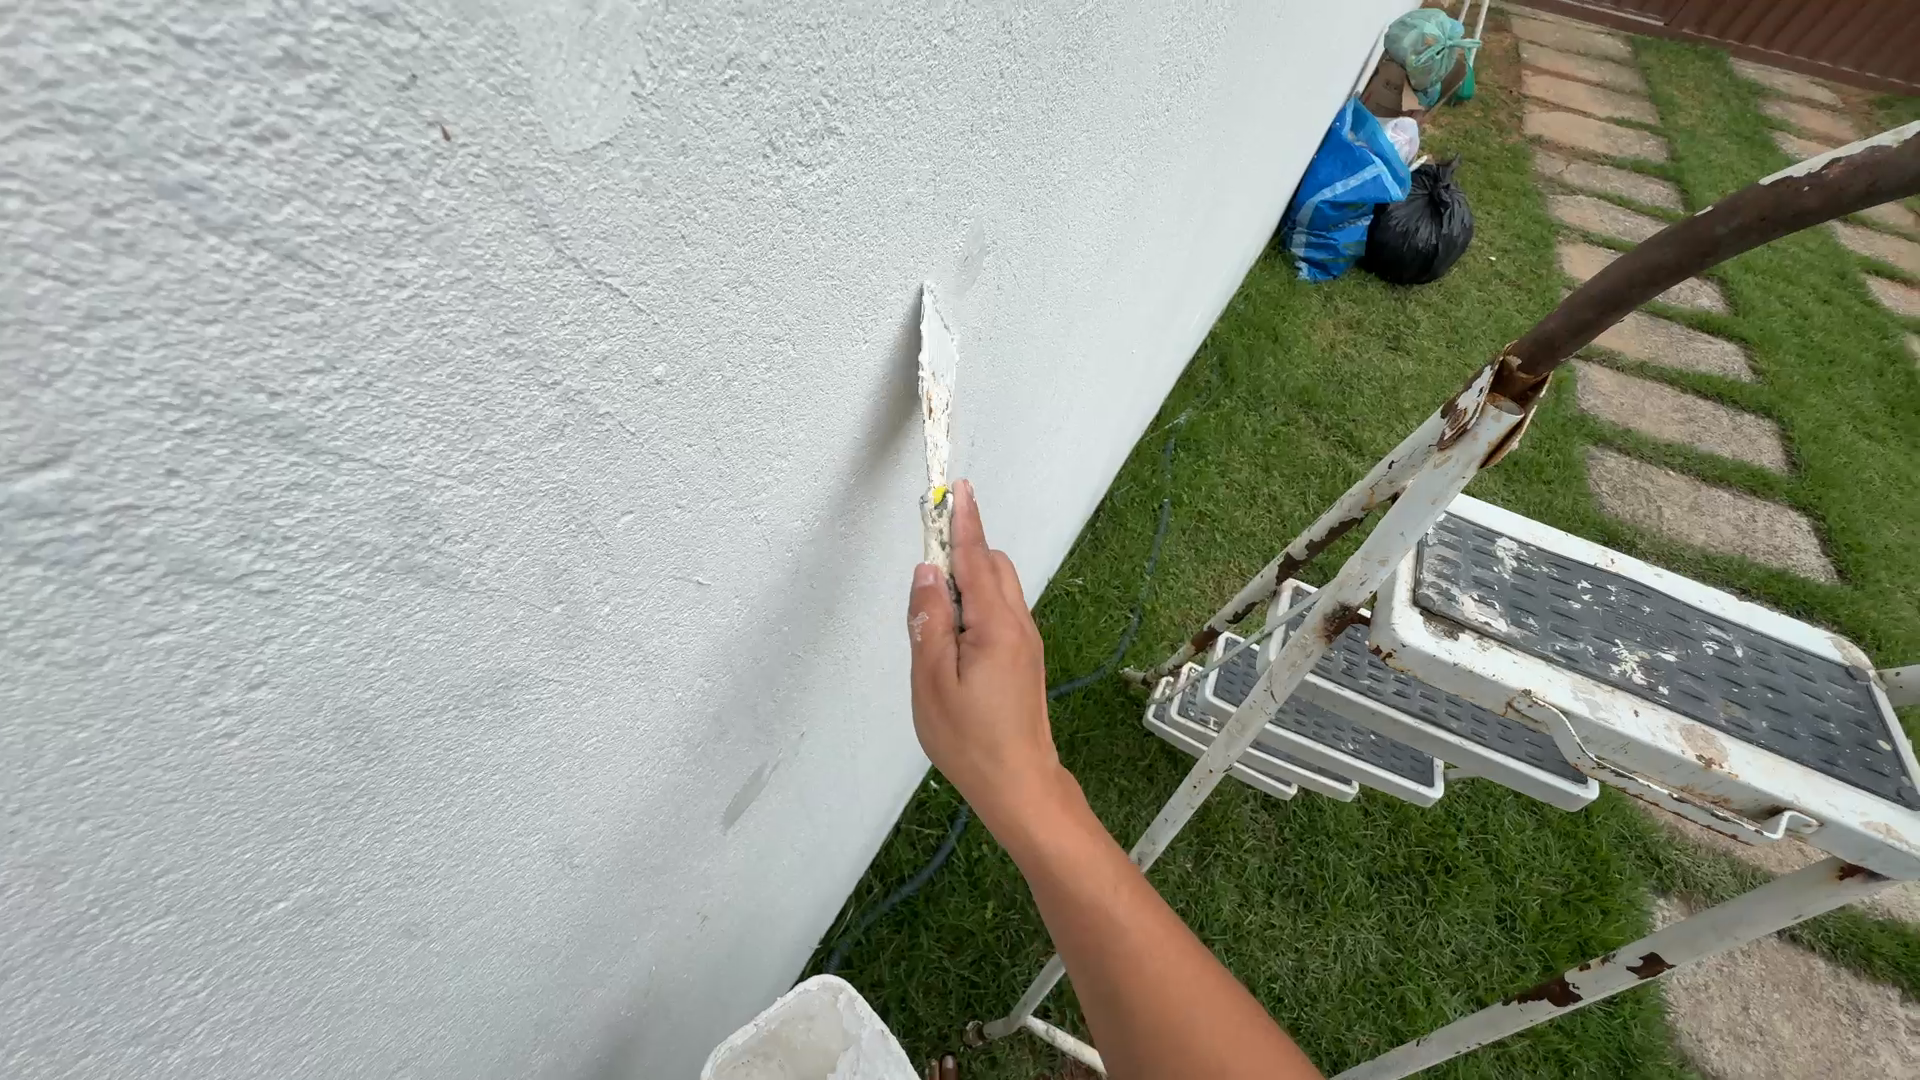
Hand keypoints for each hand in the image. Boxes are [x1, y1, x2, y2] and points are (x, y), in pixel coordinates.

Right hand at [906, 480, 1066, 830]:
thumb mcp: (932, 681)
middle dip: (963, 550)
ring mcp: (1026, 642)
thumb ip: (928, 620)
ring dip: (969, 580)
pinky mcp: (1025, 658)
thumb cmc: (970, 740)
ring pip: (1000, 589)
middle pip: (993, 567)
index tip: (960, 488)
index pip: (976, 557)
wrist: (1020, 785)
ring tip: (934, 610)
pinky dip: (977, 604)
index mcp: (996, 625)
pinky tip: (954, 637)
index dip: (964, 521)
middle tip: (926, 566)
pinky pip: (1001, 612)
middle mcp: (1019, 625)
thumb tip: (927, 570)